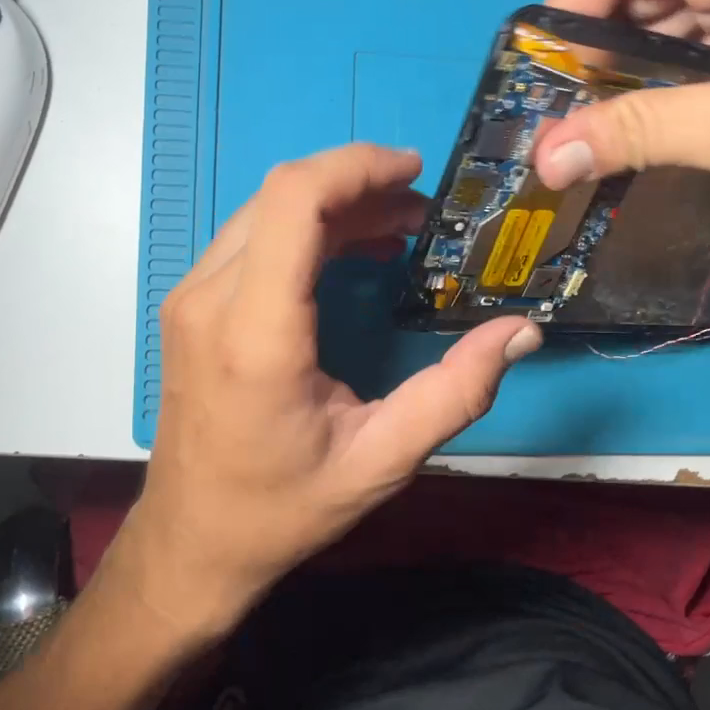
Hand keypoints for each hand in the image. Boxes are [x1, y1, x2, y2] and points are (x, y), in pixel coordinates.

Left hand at [108, 145, 540, 639]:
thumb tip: (520, 331)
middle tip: (421, 212)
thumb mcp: (380, 461)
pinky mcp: (190, 310)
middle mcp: (210, 300)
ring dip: (332, 208)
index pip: (293, 202)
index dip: (355, 168)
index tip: (413, 172)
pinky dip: (302, 233)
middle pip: (280, 197)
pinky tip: (350, 253)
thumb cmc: (281, 509)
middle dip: (357, 186)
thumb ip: (454, 393)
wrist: (192, 542)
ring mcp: (190, 301)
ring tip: (397, 229)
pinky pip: (248, 243)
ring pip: (262, 214)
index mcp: (255, 334)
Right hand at [533, 0, 709, 255]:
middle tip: (563, 125)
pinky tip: (642, 123)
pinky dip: (659, 79)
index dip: (565, 19)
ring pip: (657, 13)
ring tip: (594, 134)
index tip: (544, 93)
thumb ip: (639, 133)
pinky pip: (691, 37)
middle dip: (589, 53)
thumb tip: (545, 156)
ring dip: (622, 72)